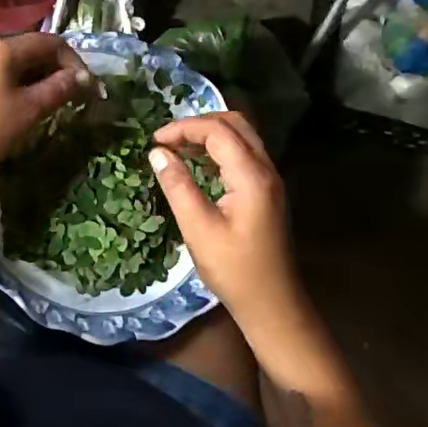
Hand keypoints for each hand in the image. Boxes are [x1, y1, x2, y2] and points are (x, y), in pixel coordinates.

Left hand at [0, 33, 90, 188]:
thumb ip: (59, 89)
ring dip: (39, 79)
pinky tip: (22, 108)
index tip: (88, 89)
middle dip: (58, 70)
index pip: (51, 42)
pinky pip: (0, 73)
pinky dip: (19, 85)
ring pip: (17, 63)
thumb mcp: (29, 110)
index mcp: (5, 48)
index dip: (75, 62)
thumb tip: (84, 77)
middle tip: (73, 98)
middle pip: (33, 49)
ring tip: (51, 105)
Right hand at [149, 113, 302, 316]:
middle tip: (168, 139)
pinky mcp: (268, 191)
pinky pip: (245, 155)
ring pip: (242, 137)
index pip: (217, 131)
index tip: (154, 141)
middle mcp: (266, 169)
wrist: (272, 302)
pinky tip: (198, 166)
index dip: (184, 128)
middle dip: (199, 123)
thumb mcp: (198, 229)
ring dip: (210, 135)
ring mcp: (270, 180)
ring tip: (177, 148)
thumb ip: (178, 186)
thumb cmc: (234, 269)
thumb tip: (157, 152)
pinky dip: (220, 150)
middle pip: (235, 124)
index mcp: (252, 175)